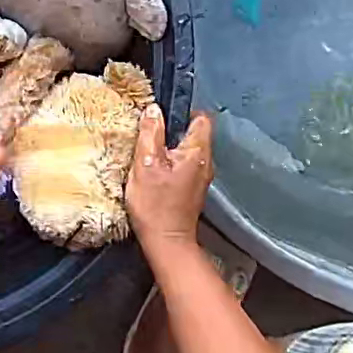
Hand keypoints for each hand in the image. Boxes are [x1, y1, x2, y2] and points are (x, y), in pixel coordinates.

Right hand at [127, 106, 214, 254]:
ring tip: (150, 153)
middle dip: (172, 130)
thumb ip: (150, 133)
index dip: (182, 111)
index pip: (201, 118)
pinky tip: (155, 171)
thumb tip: (153, 109)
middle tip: (150, 134)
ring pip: (188, 150)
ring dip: (170, 148)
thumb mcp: (145, 163)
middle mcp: (206, 162)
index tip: (162, 117)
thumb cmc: (155, 205)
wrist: (166, 243)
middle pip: (194, 133)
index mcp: (198, 151)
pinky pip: (185, 165)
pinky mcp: (193, 189)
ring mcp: (201, 177)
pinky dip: (172, 163)